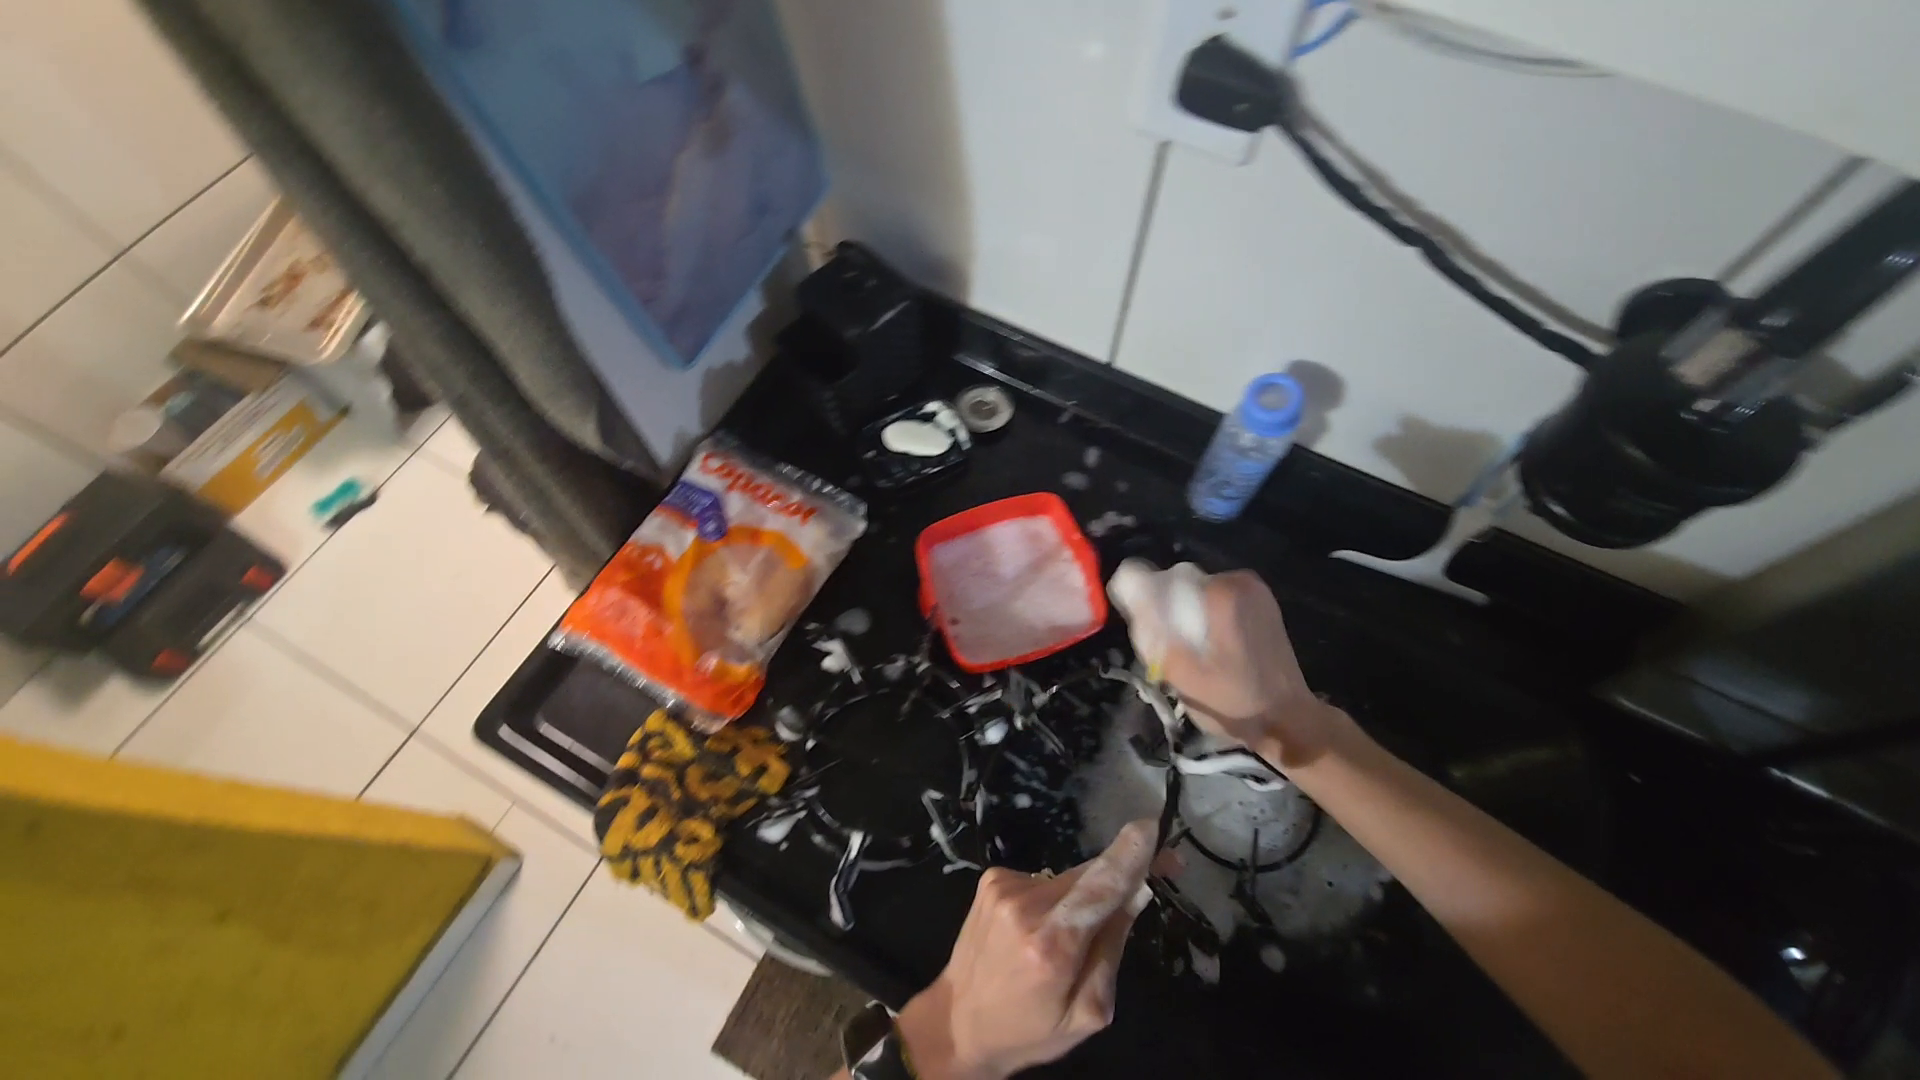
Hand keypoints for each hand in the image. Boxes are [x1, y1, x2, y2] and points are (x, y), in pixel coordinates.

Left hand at [895, 821, 1157, 1079]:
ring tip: (1069, 937)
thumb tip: (1137, 891)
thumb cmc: (1030, 1029)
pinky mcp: (992, 879)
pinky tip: (1038, 929)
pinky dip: (1053, 899)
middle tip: (1151, 877)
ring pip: (1067, 878)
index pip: (1102, 884)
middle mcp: (1026, 904)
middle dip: (1121, 874)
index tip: (1151, 826)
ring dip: (1082, 895)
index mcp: (1054, 945)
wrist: (957, 1021)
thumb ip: (1113, 947)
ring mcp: (1004, 887)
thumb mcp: (1087, 1011)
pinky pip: (1043, 881)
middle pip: (1089, 875)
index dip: (1131, 853)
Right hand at [1108, 560, 1345, 767]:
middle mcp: (1237, 581)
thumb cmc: (1232, 701)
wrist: (1286, 719)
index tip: (1148, 634)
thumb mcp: (1180, 673)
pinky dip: (1207, 616)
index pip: (1159, 581)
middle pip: (1178, 585)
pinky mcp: (1262, 601)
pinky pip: (1217, 599)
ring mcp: (1254, 589)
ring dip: (1186, 615)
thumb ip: (1152, 631)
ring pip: (1197, 592)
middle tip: (1170, 649)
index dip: (1145, 604)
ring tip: (1193, 652)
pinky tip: (1212, 647)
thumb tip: (1132, 597)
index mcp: (1219, 594)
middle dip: (1167, 611)